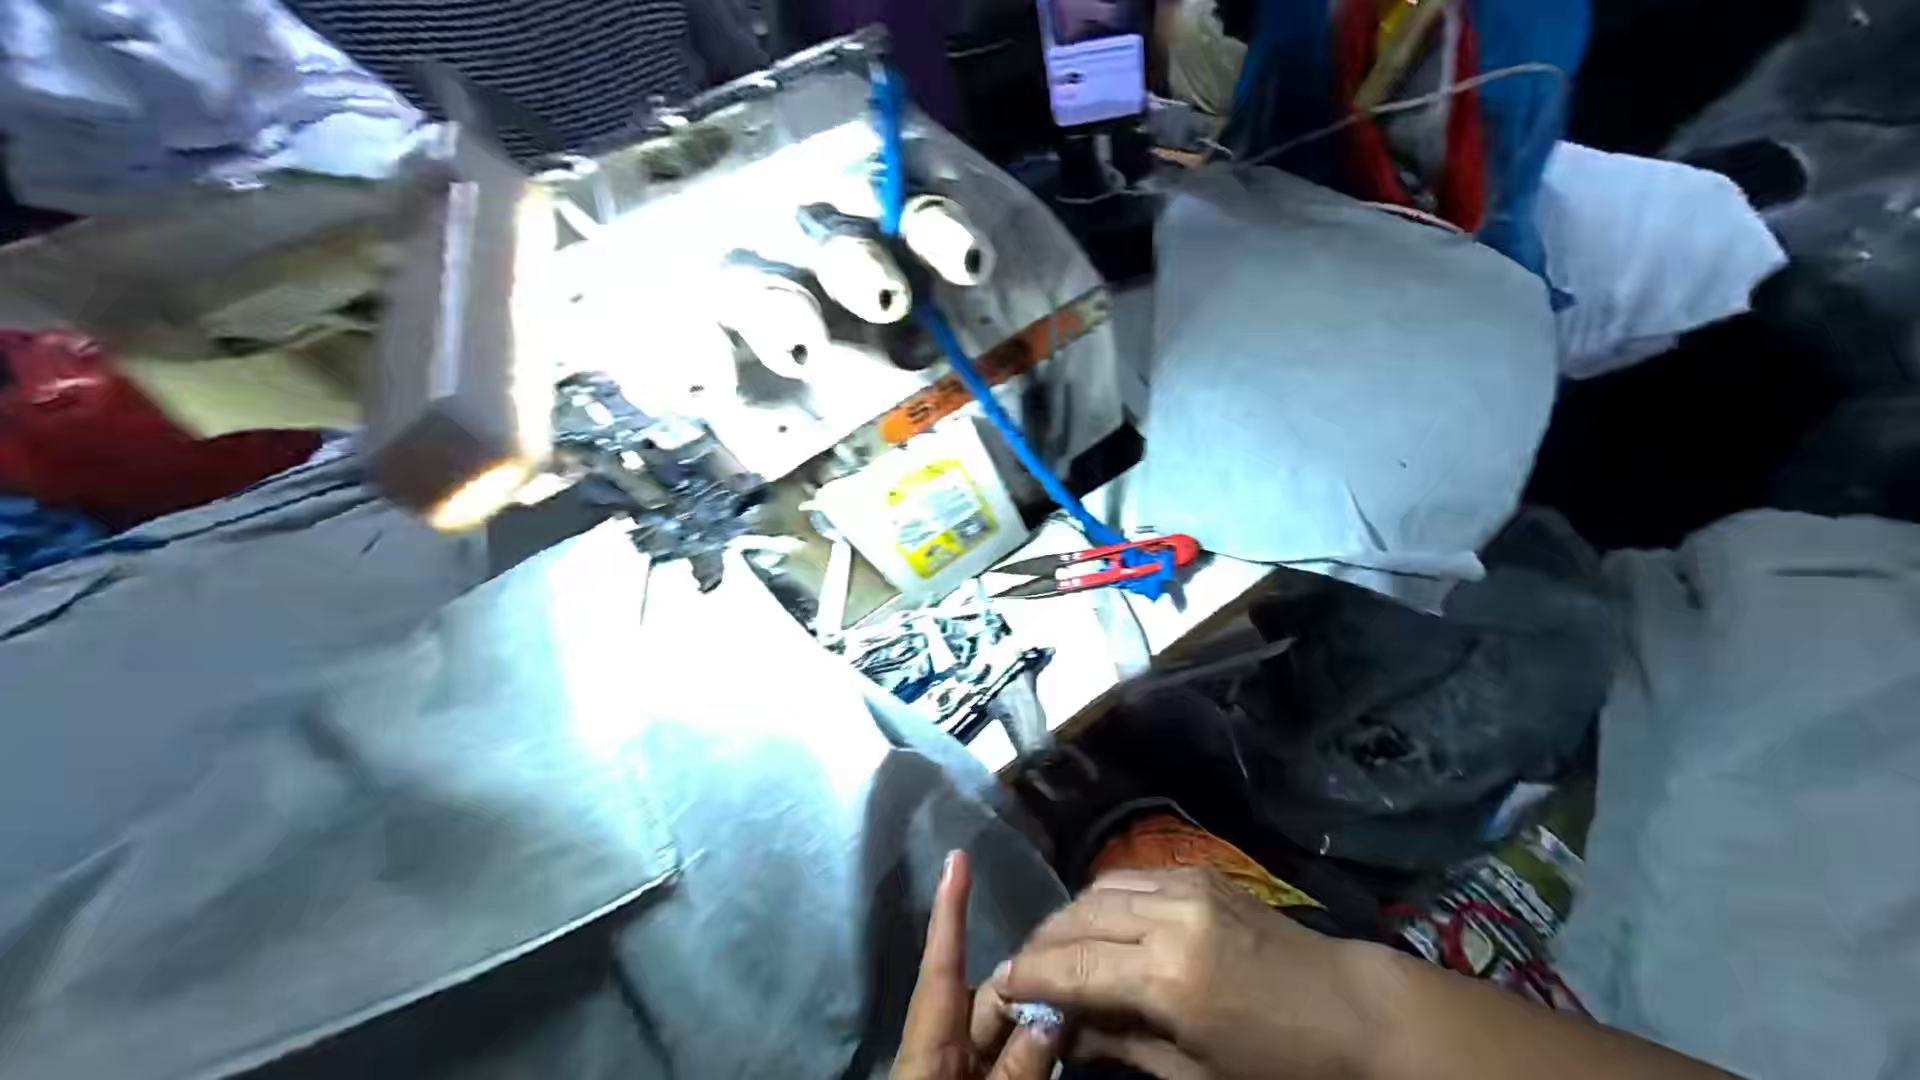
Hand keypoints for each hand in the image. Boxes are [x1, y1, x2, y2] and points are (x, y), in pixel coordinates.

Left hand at [893, 850, 1060, 1079]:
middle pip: (984, 996)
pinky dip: (1027, 1046)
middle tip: (1072, 981)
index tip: (957, 858)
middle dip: (1023, 984)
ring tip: (1077, 1009)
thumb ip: (1017, 1065)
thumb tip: (1052, 1012)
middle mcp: (937, 1044)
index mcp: (925, 1047)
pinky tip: (1065, 1035)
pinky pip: (998, 1049)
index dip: (951, 909)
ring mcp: (951, 1064)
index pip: (940, 963)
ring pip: (998, 1023)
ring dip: (1033, 1017)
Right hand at [993, 869, 1379, 1079]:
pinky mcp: (1195, 871)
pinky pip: (1129, 875)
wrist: (1353, 1009)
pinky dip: (1101, 896)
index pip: (1076, 968)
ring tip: (1052, 943)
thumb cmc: (1280, 1063)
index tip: (1002, 983)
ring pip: (1098, 889)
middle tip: (1021, 965)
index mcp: (1170, 977)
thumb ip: (1120, 1042)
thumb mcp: (1196, 1072)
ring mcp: (1183, 884)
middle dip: (1041, 940)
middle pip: (1079, 917)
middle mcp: (1168, 917)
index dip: (1031, 974)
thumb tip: (1063, 1027)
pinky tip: (1095, 918)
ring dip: (1067, 915)